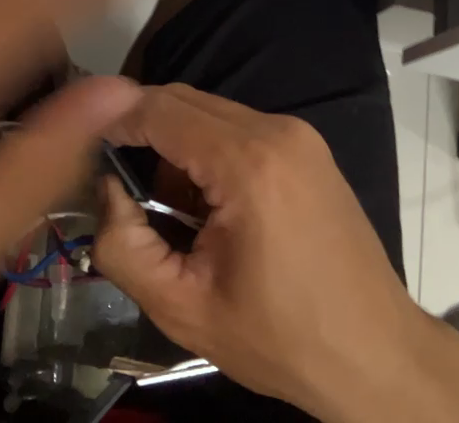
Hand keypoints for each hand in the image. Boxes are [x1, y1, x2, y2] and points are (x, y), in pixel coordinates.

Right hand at [92, 84, 434, 421]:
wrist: (377, 357)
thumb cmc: (281, 338)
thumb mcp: (181, 307)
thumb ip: (122, 244)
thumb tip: (104, 188)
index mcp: (248, 163)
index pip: (158, 107)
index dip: (112, 120)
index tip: (81, 148)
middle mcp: (276, 130)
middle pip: (182, 100)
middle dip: (141, 132)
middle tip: (118, 185)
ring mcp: (299, 135)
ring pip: (208, 112)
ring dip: (175, 145)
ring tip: (171, 211)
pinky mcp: (308, 149)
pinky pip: (237, 128)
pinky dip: (208, 152)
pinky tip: (210, 207)